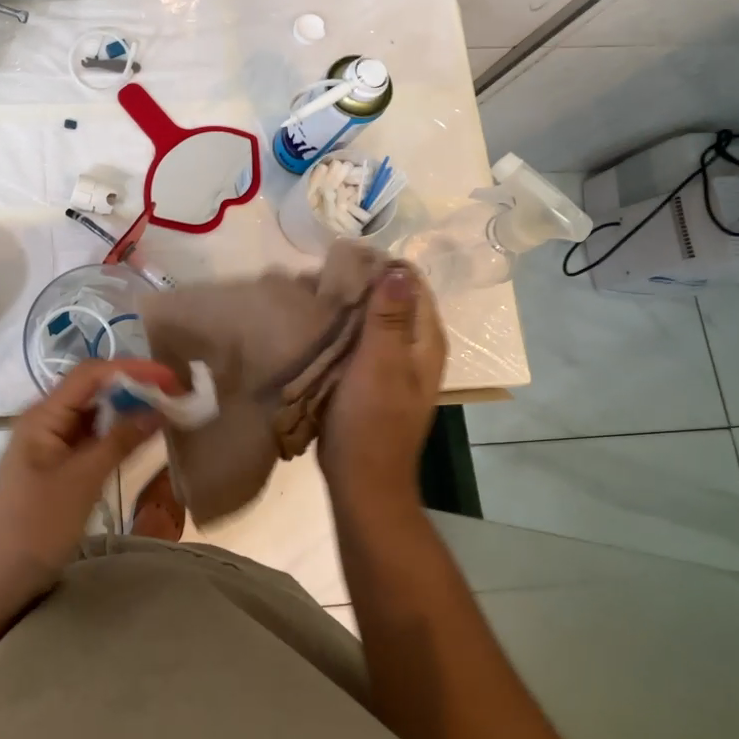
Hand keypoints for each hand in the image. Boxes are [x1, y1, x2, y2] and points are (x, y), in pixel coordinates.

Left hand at [0, 359, 176, 606]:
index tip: (171, 378)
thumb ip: (119, 441)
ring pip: (94, 414)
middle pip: (93, 389)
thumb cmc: (36, 527)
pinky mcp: (58, 467)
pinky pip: (91, 438)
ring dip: (128, 410)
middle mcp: (45, 421)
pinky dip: (117, 434)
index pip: (91, 374)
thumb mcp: (82, 482)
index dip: (132, 370)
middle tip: (176, 396)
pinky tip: (142, 438)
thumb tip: (158, 409)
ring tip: (167, 412)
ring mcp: (50, 444)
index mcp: (42, 416)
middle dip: (133, 387)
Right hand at [318, 265, 447, 495]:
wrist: (361, 480)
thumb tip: (400, 268)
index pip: (412, 285)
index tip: (343, 259)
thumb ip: (388, 317)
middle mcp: (415, 350)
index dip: (382, 267)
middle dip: (361, 285)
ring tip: (313, 295)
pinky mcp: (371, 381)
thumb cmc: (371, 421)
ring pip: (373, 322)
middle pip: (392, 302)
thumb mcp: (379, 364)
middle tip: (321, 275)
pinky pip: (358, 343)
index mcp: (426, 342)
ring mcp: (393, 367)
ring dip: (349, 308)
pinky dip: (342, 331)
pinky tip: (316, 327)